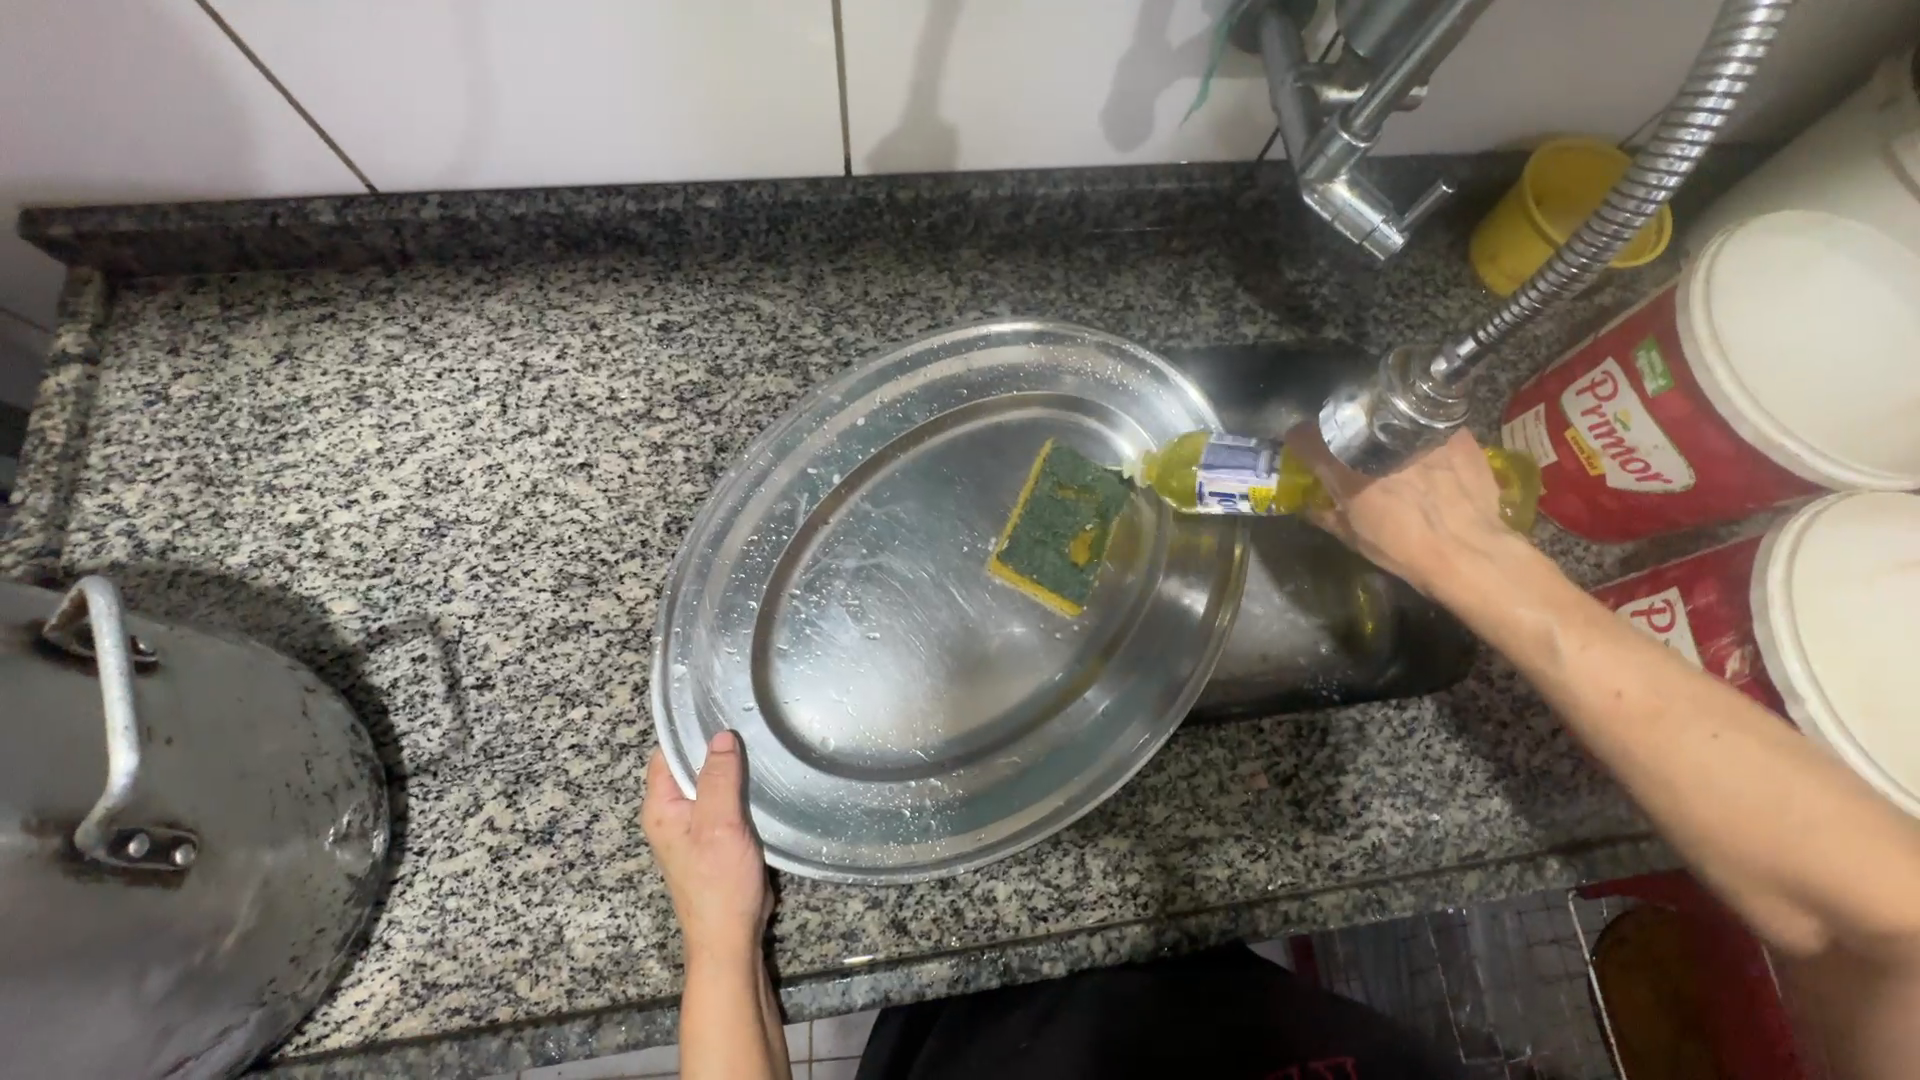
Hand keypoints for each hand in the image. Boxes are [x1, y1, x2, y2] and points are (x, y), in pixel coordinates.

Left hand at [643, 731, 772, 964]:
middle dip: (717, 747)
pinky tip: (761, 776)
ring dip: (733, 768)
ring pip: (712, 782)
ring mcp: (695, 825)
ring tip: (759, 741)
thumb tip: (722, 736)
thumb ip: (719, 779)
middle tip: (748, 721)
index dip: (690, 731)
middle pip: (691, 765)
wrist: (731, 935)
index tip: (721, 709)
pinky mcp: (716, 836)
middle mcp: (672, 813)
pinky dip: (741, 788)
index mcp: (661, 808)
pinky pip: (726, 800)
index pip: (667, 754)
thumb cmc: (719, 882)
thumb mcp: (719, 824)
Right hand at [1284, 427, 1520, 595]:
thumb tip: (1311, 508)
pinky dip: (1423, 437)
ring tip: (1391, 446)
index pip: (1305, 437)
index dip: (1301, 441)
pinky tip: (1430, 453)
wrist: (1466, 550)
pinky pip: (1428, 426)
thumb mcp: (1354, 537)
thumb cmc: (1402, 549)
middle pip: (1347, 422)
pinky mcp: (1451, 433)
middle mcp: (1376, 443)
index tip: (1304, 447)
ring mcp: (1416, 433)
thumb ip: (1328, 516)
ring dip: (1383, 430)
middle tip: (1350, 450)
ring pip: (1389, 418)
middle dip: (1343, 434)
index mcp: (1344, 468)